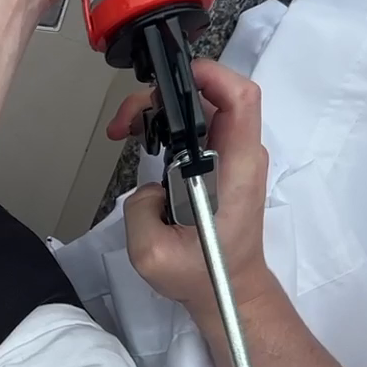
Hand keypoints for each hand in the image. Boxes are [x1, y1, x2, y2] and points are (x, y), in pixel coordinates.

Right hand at [122, 59, 276, 319]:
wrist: (228, 290)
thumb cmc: (200, 276)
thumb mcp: (153, 254)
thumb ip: (142, 211)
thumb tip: (148, 189)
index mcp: (234, 171)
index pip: (239, 100)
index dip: (208, 76)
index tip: (167, 82)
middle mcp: (239, 157)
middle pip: (213, 98)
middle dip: (165, 96)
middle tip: (127, 121)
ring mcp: (232, 160)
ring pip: (201, 112)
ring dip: (162, 113)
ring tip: (128, 131)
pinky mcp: (221, 167)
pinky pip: (198, 132)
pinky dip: (168, 128)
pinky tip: (145, 143)